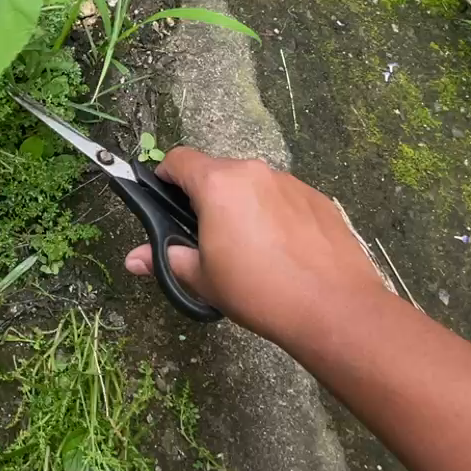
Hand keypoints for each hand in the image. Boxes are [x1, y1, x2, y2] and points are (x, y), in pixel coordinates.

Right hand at [123, 149, 387, 345]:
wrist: (337, 311)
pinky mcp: (318, 199)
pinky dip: (276, 214)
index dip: (166, 176)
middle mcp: (252, 172)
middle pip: (217, 171)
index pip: (179, 159)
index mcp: (217, 184)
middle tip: (209, 234)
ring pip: (252, 184)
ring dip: (243, 204)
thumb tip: (133, 260)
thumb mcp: (204, 279)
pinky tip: (285, 251)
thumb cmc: (260, 292)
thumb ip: (167, 259)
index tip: (166, 200)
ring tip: (252, 246)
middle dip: (207, 196)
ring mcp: (289, 183)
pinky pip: (284, 198)